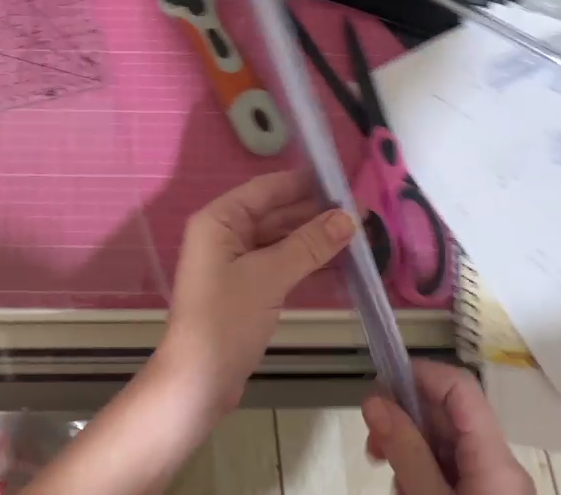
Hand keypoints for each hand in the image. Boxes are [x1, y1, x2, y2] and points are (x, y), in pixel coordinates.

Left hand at [157, 171, 357, 417]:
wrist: (199, 380)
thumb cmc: (226, 319)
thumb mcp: (269, 277)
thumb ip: (308, 245)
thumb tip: (348, 217)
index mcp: (219, 219)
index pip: (267, 189)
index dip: (304, 183)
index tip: (343, 180)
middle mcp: (224, 233)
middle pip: (275, 213)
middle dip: (315, 213)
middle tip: (362, 212)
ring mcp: (234, 261)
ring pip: (280, 239)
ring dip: (314, 239)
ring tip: (358, 236)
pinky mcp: (246, 287)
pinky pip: (280, 263)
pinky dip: (306, 262)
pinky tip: (339, 263)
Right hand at [363, 362, 532, 494]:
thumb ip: (404, 450)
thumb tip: (374, 398)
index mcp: (496, 459)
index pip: (460, 387)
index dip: (419, 374)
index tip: (379, 389)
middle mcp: (501, 466)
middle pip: (448, 417)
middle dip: (405, 422)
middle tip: (373, 445)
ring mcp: (496, 487)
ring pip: (445, 446)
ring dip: (410, 453)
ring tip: (393, 482)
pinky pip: (451, 473)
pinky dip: (423, 475)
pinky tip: (409, 491)